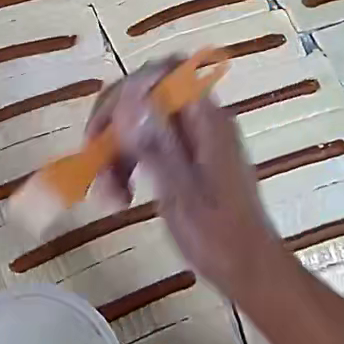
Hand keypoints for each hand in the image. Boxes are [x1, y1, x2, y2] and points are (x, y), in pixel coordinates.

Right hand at [86, 58, 291, 302]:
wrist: (251, 270)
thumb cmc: (218, 236)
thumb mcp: (179, 190)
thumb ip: (155, 140)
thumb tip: (129, 96)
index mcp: (206, 119)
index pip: (161, 72)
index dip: (126, 91)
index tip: (102, 131)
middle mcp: (203, 119)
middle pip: (148, 95)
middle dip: (115, 124)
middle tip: (92, 162)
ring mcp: (198, 138)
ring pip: (146, 122)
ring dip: (118, 150)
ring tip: (108, 195)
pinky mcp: (192, 158)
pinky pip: (154, 144)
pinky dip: (132, 163)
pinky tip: (122, 196)